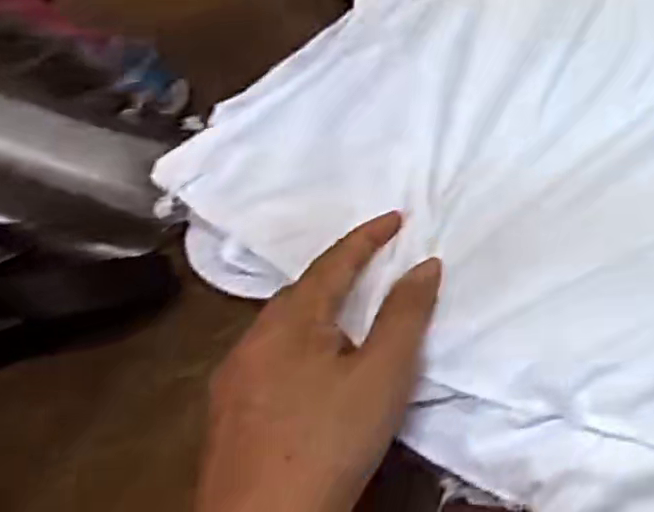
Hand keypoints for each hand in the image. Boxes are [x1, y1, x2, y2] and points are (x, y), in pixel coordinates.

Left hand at [196, 212, 441, 511]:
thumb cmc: (332, 436)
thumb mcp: (386, 369)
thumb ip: (406, 311)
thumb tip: (423, 264)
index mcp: (286, 329)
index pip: (330, 267)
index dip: (365, 238)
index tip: (398, 217)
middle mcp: (249, 348)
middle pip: (299, 292)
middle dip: (341, 267)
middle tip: (381, 252)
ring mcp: (232, 385)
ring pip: (281, 323)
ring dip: (322, 300)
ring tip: (357, 295)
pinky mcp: (230, 416)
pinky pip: (272, 349)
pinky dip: (306, 329)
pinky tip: (322, 349)